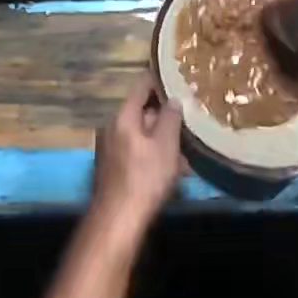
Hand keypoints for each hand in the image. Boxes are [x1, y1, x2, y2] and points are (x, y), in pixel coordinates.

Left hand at [91, 75, 182, 230]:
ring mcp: (110, 146)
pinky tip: (171, 165)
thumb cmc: (145, 178)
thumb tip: (174, 98)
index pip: (141, 85)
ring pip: (141, 131)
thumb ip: (170, 117)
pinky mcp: (113, 164)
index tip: (179, 78)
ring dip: (161, 135)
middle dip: (164, 112)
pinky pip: (136, 147)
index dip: (160, 80)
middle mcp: (112, 125)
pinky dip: (153, 150)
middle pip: (141, 109)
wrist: (119, 219)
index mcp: (123, 116)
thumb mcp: (165, 145)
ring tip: (184, 144)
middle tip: (187, 114)